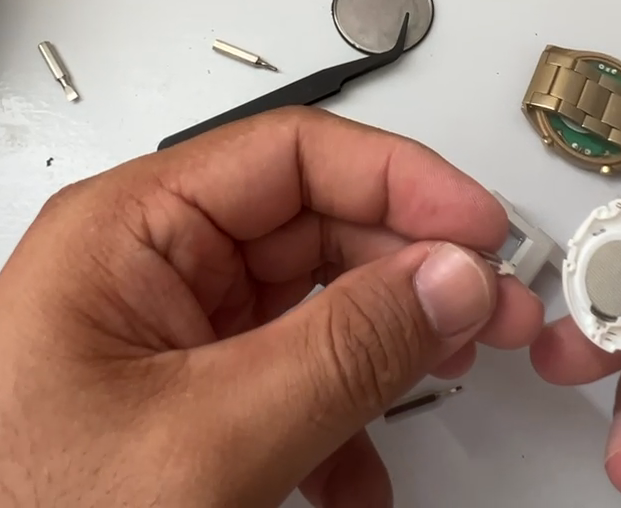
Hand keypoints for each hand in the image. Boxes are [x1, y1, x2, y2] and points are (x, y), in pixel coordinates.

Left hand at [0, 107, 543, 507]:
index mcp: (135, 225)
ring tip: (448, 367)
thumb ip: (342, 351)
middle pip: (315, 221)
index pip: (294, 154)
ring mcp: (174, 329)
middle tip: (486, 304)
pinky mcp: (186, 392)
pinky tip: (362, 465)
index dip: (398, 176)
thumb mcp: (203, 441)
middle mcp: (157, 259)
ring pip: (313, 297)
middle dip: (408, 262)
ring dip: (387, 336)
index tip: (475, 222)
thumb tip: (450, 276)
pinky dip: (344, 408)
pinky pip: (291, 368)